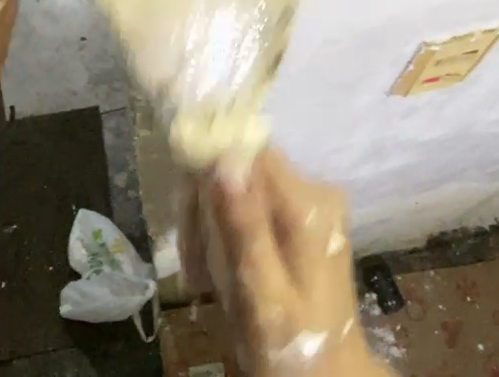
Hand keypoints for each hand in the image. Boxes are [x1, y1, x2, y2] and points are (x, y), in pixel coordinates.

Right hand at [184, 150, 387, 375]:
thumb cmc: (295, 347)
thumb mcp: (262, 294)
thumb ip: (244, 226)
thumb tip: (222, 158)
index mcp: (306, 203)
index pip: (244, 150)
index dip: (206, 173)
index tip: (186, 221)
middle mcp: (312, 189)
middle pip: (238, 166)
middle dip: (204, 209)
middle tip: (190, 265)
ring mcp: (308, 202)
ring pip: (236, 184)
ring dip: (209, 224)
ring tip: (199, 275)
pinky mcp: (300, 216)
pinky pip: (247, 203)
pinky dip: (225, 232)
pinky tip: (216, 269)